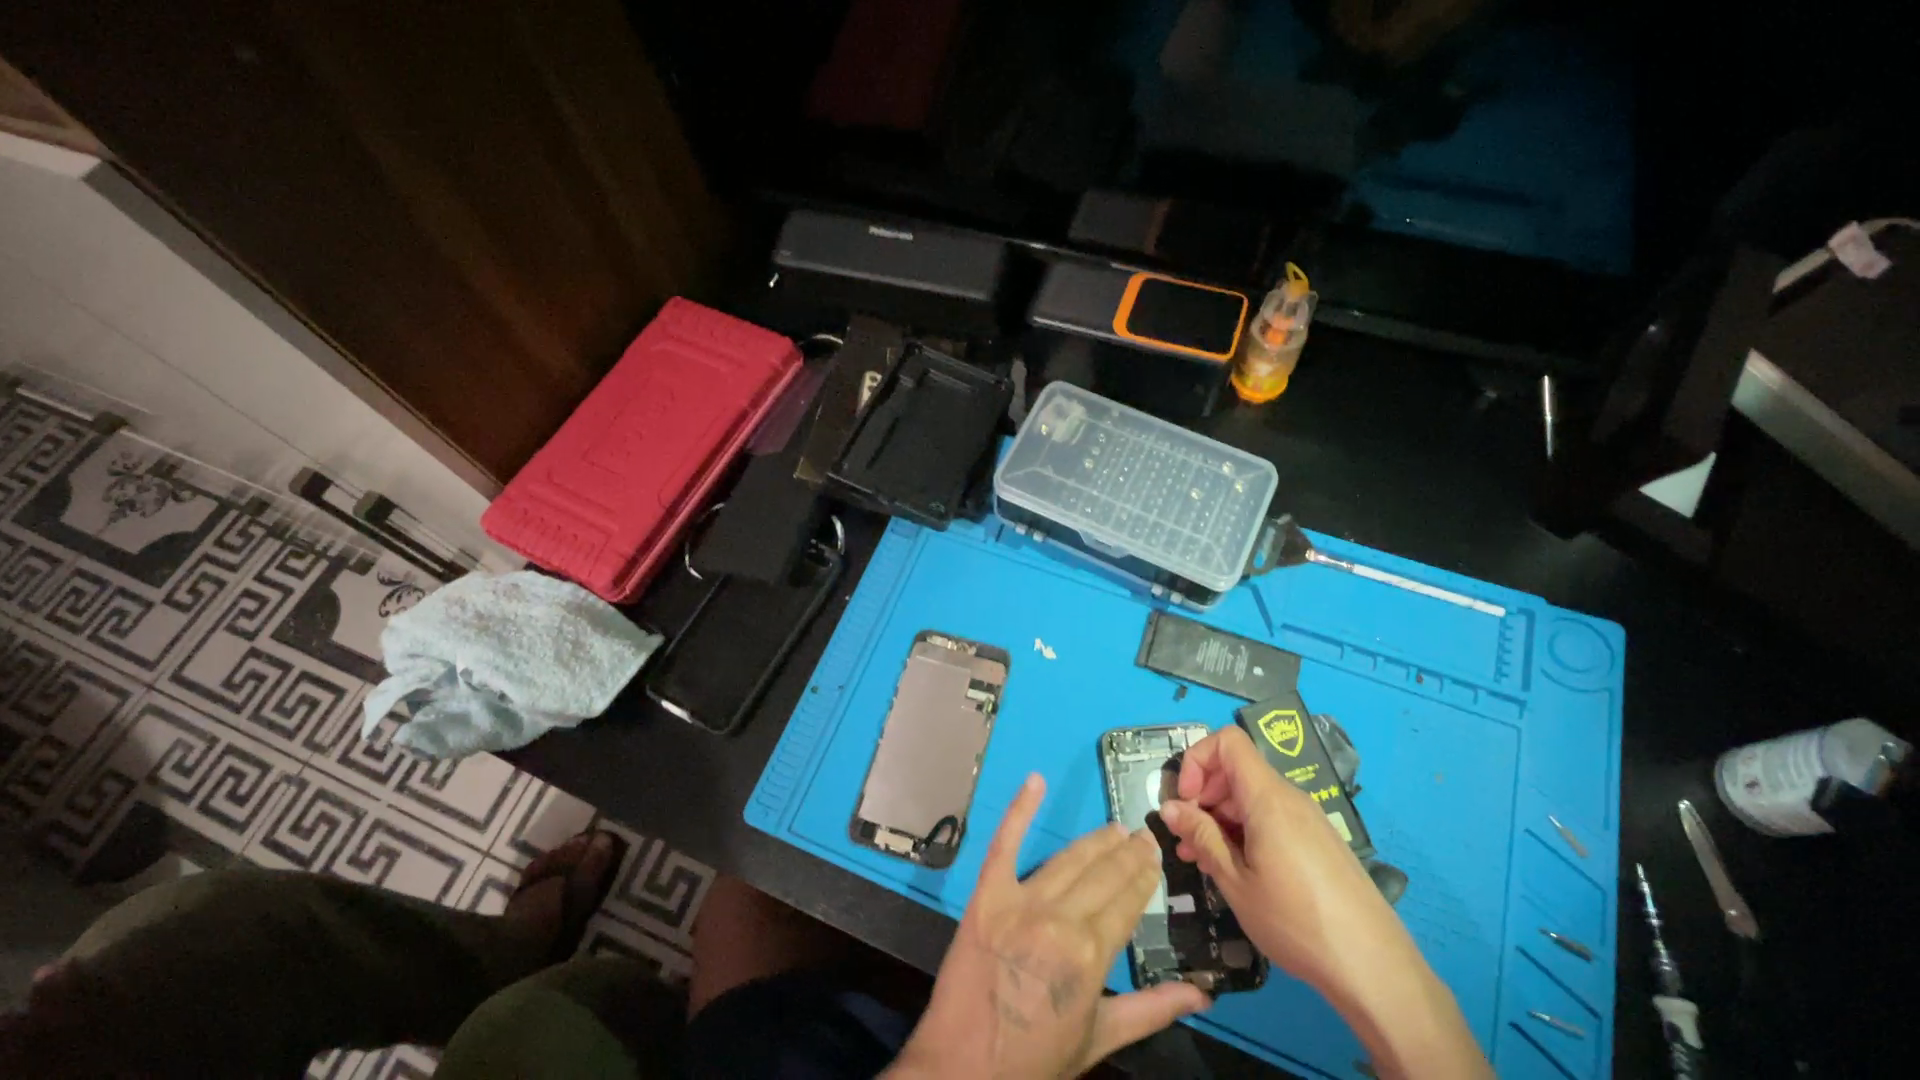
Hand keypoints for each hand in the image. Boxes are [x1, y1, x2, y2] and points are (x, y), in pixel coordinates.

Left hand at [886, 774, 1208, 1079]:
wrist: (962, 1067)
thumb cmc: (1034, 1057)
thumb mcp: (1099, 1038)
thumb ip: (1153, 1009)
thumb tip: (1204, 992)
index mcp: (1090, 954)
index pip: (1128, 900)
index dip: (1144, 876)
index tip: (1156, 856)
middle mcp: (1059, 919)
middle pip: (1103, 873)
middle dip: (1128, 853)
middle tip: (1142, 836)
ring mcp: (1018, 903)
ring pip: (1067, 859)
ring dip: (1094, 840)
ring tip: (1113, 828)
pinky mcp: (984, 897)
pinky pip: (1004, 845)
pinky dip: (1019, 811)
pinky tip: (1034, 782)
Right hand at [1156, 725, 1398, 994]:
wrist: (1371, 963)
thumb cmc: (1295, 920)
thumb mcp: (1235, 880)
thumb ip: (1202, 836)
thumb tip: (1170, 807)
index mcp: (1269, 798)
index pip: (1228, 742)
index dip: (1197, 761)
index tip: (1184, 802)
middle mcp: (1290, 799)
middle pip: (1236, 772)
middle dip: (1202, 798)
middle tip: (1185, 841)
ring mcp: (1307, 820)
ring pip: (1251, 801)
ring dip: (1220, 821)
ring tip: (1202, 862)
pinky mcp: (1317, 843)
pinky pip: (1271, 821)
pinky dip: (1244, 835)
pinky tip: (1234, 872)